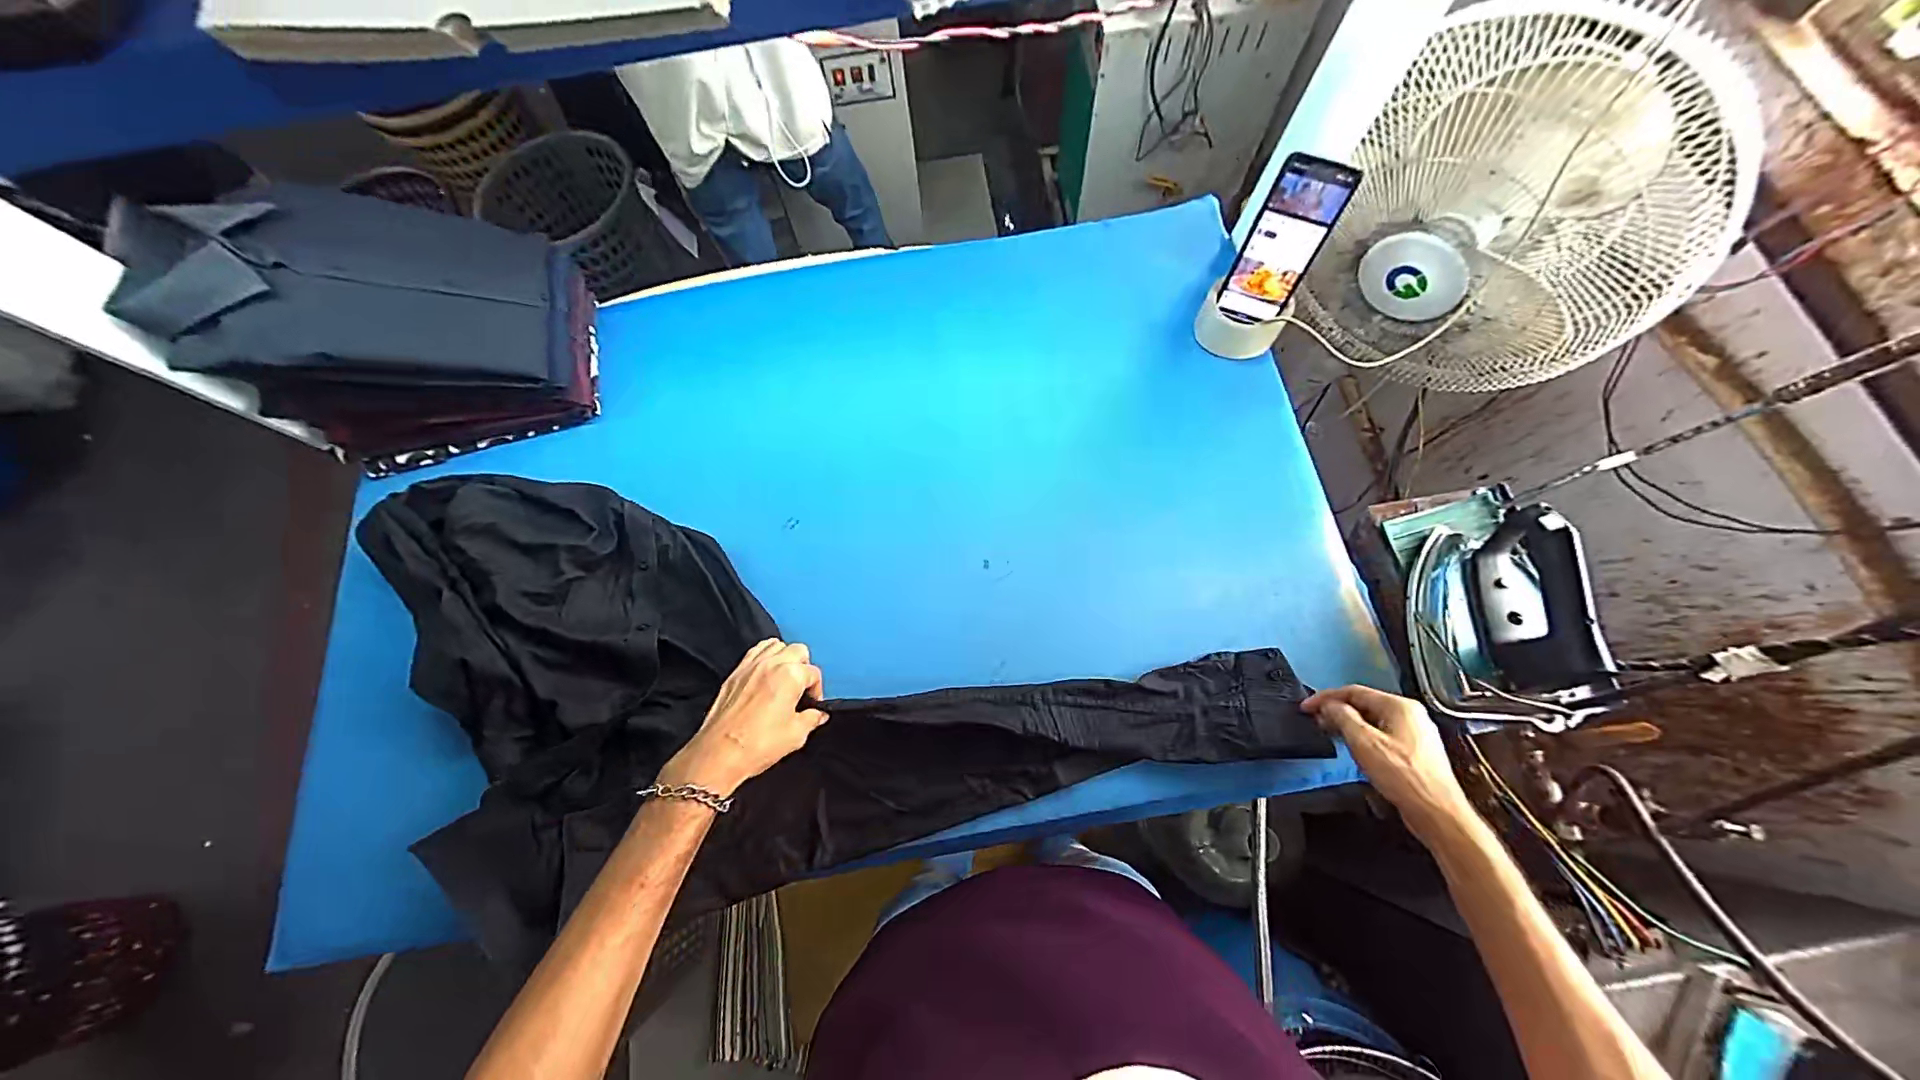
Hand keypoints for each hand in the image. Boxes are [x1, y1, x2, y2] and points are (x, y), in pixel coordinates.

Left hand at [657, 639, 827, 797]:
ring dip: (784, 657)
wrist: (719, 755)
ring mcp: (750, 667)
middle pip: (798, 650)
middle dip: (804, 667)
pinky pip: (754, 652)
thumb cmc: (755, 744)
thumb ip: (811, 719)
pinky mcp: (734, 674)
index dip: (817, 690)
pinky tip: (765, 676)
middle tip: (802, 688)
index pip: (814, 673)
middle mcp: (770, 664)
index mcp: (790, 675)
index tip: (813, 704)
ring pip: (775, 645)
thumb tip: (817, 715)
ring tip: (785, 678)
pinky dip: (763, 657)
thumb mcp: (796, 735)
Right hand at [1304, 685, 1473, 842]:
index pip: (1354, 691)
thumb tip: (1329, 706)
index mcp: (1400, 707)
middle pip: (1364, 704)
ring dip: (1348, 724)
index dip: (1325, 697)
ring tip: (1329, 732)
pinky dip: (1362, 737)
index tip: (1306, 707)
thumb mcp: (1363, 742)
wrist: (1437, 812)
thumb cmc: (1403, 776)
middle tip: (1316, 720)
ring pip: (1372, 720)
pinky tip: (1352, 748)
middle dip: (1337, 710)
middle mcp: (1411, 715)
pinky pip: (1381, 734)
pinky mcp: (1415, 752)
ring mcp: (1415, 733)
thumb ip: (1342, 717)